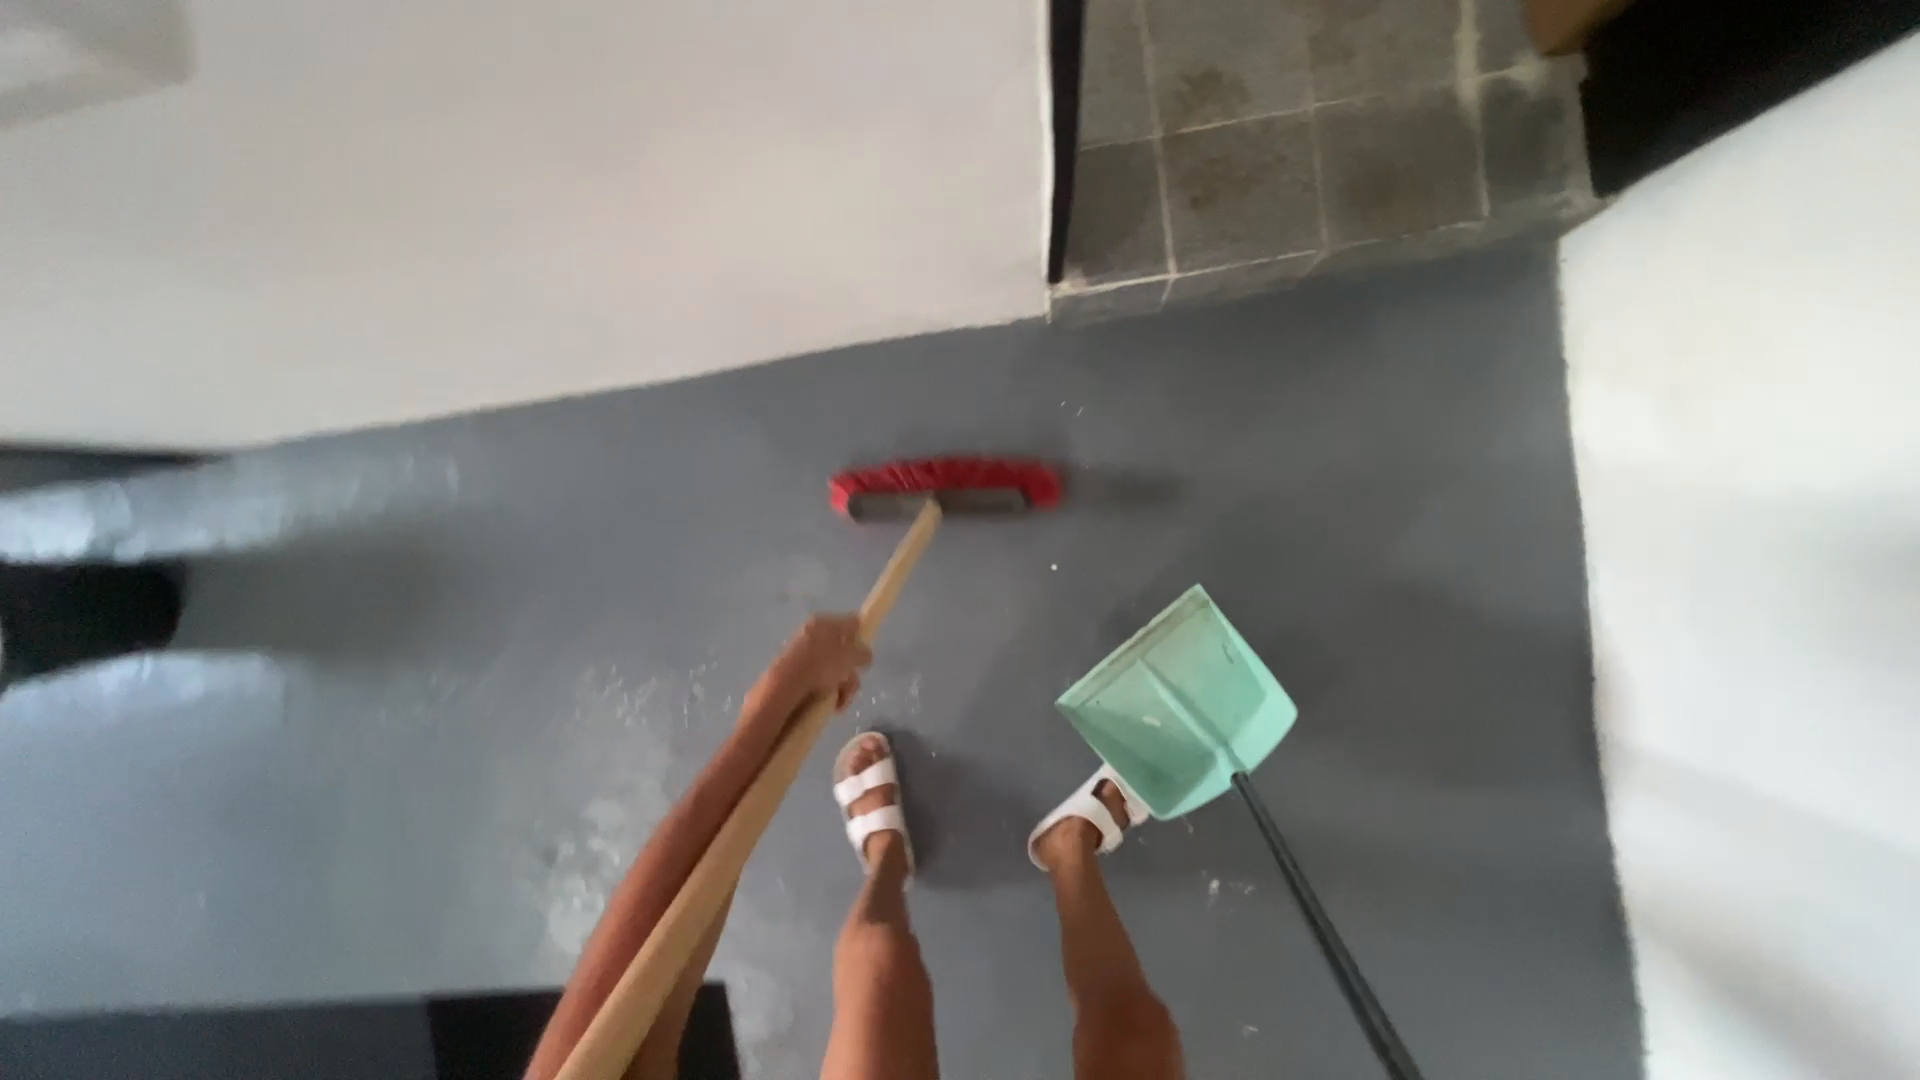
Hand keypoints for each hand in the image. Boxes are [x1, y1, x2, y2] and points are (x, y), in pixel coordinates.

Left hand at [741, 614, 871, 725]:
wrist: (785, 686)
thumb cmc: (822, 665)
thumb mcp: (851, 657)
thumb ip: (862, 653)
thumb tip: (864, 654)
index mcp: (823, 623)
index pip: (850, 624)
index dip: (861, 638)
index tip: (865, 656)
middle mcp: (811, 635)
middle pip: (842, 652)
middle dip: (850, 672)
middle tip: (851, 684)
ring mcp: (801, 656)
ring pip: (832, 672)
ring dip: (842, 688)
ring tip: (840, 701)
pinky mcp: (794, 676)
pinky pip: (819, 683)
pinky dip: (827, 695)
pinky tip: (829, 705)